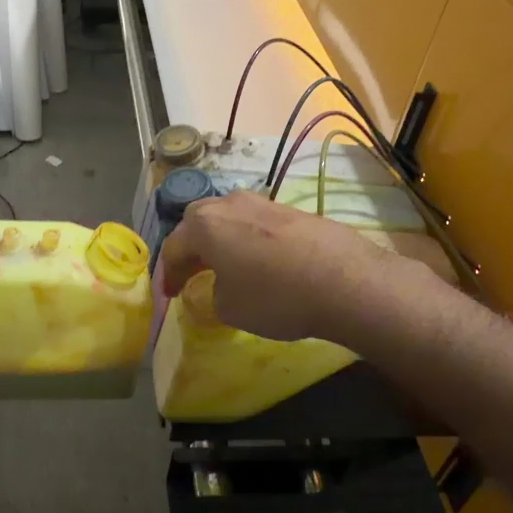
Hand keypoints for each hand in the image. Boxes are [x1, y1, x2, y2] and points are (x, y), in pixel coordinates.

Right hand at [158, 190, 402, 344]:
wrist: (345, 280)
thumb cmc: (275, 296)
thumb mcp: (229, 309)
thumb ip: (214, 295)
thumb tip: (222, 287)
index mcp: (204, 224)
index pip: (173, 247)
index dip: (168, 274)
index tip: (170, 295)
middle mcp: (229, 204)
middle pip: (198, 222)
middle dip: (192, 248)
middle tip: (193, 274)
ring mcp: (263, 202)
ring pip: (230, 219)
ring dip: (222, 241)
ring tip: (227, 268)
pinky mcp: (292, 210)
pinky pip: (257, 224)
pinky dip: (249, 241)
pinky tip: (261, 264)